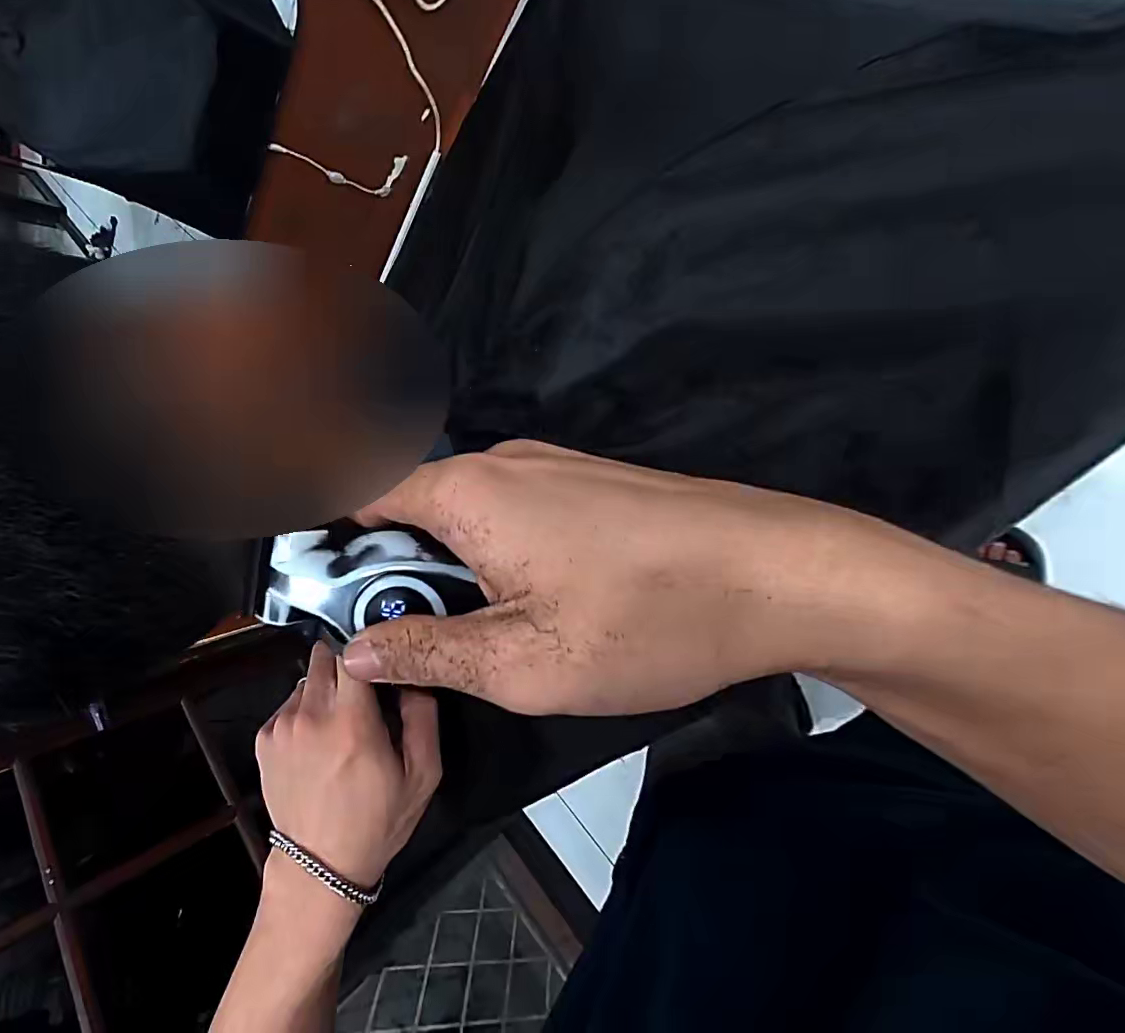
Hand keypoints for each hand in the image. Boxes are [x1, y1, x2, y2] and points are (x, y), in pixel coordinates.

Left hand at [257, 641, 440, 890]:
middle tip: (358, 698)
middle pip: (323, 659)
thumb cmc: (377, 821)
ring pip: (304, 682)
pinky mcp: (263, 736)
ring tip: (335, 729)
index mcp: (352, 720)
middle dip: (343, 669)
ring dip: (321, 693)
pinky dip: (301, 715)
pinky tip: (312, 746)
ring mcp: (281, 724)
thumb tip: (413, 676)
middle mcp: (310, 713)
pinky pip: (286, 707)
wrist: (319, 862)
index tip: (375, 662)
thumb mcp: (422, 777)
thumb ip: (422, 718)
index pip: (351, 653)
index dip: (364, 652)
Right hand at [339, 440, 933, 715]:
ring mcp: (541, 463)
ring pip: (454, 505)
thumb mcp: (525, 663)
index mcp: (464, 493)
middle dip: (389, 559)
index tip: (326, 581)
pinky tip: (524, 592)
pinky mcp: (576, 478)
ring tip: (467, 618)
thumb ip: (428, 653)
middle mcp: (494, 461)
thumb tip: (359, 652)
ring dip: (439, 556)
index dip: (332, 534)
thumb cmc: (651, 620)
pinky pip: (498, 504)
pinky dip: (480, 544)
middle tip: (400, 622)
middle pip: (405, 500)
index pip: (359, 490)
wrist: (798, 576)